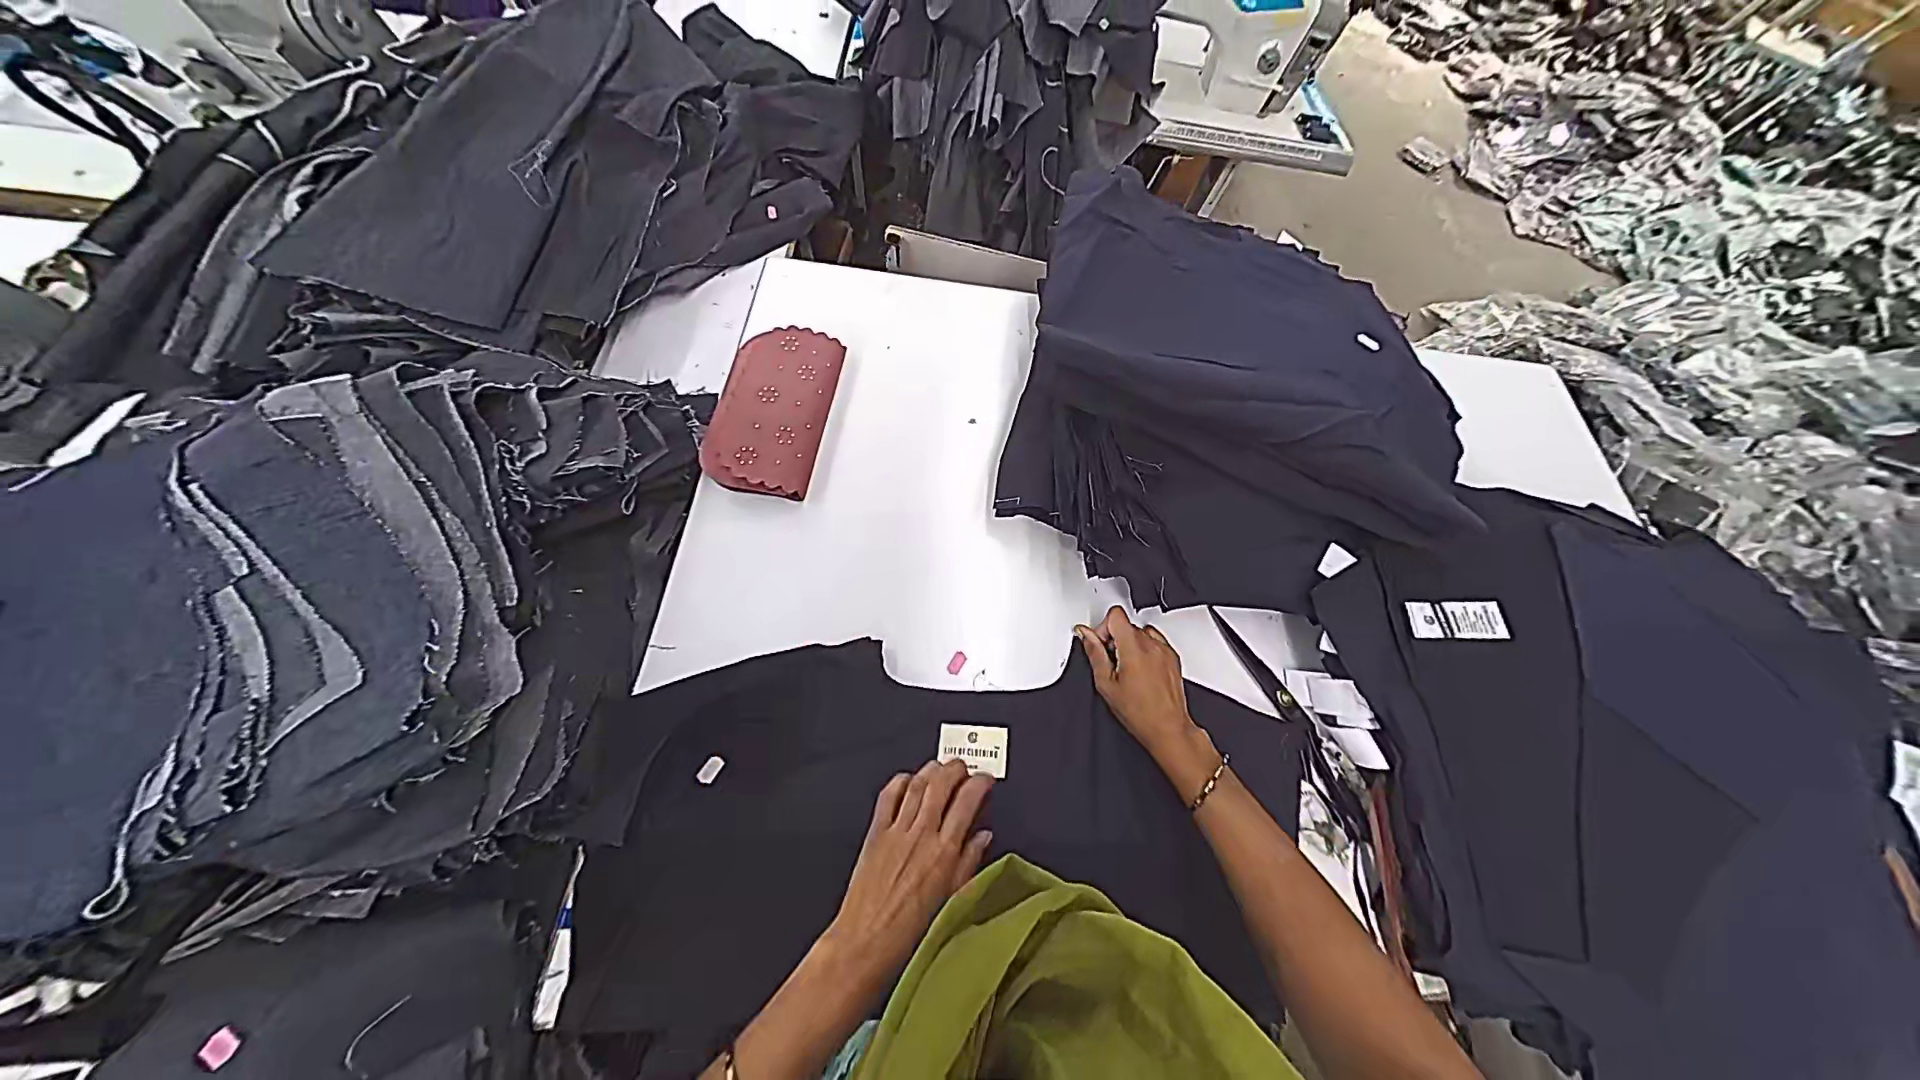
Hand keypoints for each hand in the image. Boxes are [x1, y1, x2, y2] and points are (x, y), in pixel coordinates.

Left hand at [822, 760, 993, 988]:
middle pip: (942, 783)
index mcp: (944, 852)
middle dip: (956, 768)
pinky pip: (888, 796)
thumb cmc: (909, 930)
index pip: (968, 801)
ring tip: (941, 767)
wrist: (867, 941)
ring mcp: (897, 831)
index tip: (985, 780)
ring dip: (932, 769)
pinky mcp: (876, 832)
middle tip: (964, 768)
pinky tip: (908, 780)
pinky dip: (900, 781)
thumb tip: (982, 837)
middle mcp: (921, 835)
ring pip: (918, 784)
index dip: (980, 783)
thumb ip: (969, 861)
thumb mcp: (952, 898)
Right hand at [1077, 607, 1220, 797]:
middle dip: (1114, 639)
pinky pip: (1155, 642)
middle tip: (1111, 662)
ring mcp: (1165, 651)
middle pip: (1126, 625)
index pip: (1115, 615)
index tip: (1100, 645)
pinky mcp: (1173, 658)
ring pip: (1141, 632)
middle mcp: (1152, 645)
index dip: (1103, 628)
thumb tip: (1085, 635)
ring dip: (1130, 644)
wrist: (1167, 727)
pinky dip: (1145, 650)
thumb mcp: (1106, 684)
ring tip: (1126, 668)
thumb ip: (1094, 653)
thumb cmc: (1140, 712)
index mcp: (1134, 648)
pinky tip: (1140, 670)